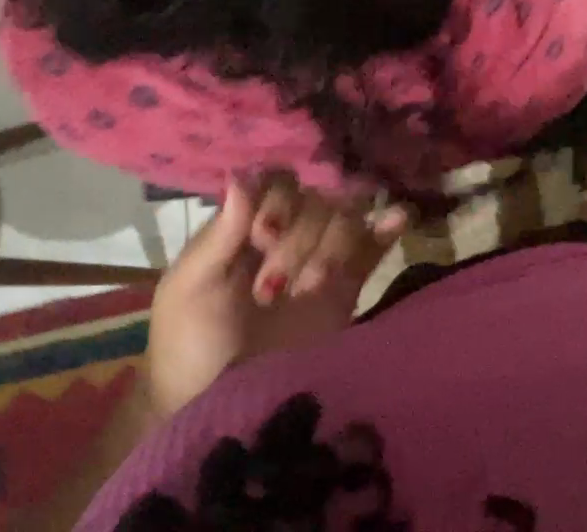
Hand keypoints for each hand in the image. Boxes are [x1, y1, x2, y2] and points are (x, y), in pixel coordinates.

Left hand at [144, 179, 405, 418]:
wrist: (221, 412)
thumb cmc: (189, 348)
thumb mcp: (188, 291)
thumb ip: (219, 235)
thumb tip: (243, 174)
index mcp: (246, 228)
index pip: (279, 182)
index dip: (279, 200)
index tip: (263, 236)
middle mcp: (287, 235)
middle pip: (317, 199)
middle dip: (299, 239)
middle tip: (273, 287)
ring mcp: (320, 260)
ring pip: (347, 220)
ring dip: (333, 246)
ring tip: (310, 289)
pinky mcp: (348, 288)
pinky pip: (374, 248)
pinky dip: (389, 227)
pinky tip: (398, 218)